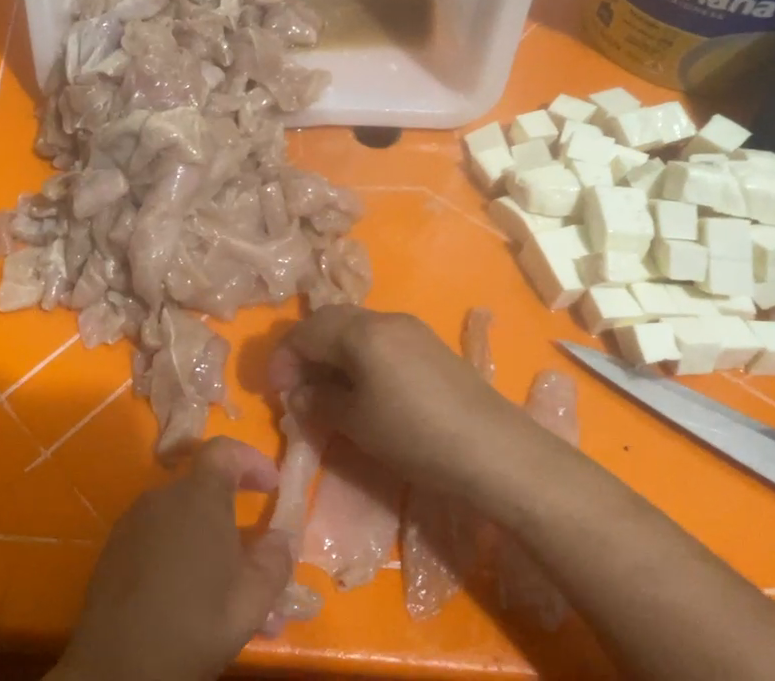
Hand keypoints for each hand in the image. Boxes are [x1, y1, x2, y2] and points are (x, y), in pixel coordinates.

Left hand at [51, 437, 294, 680]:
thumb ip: (273, 562)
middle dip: (233, 508)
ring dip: (207, 535)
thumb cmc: (193, 624)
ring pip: (180, 515)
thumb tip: (283, 536)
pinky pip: (157, 533)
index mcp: (197, 499)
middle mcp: (161, 497)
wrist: (118, 663)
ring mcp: (133, 520)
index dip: (251, 460)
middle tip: (258, 544)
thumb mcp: (250, 601)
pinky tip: (192, 589)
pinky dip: (180, 548)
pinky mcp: (115, 546)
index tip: (273, 487)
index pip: (223, 451)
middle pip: (202, 485)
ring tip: (229, 581)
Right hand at [268, 306, 538, 498]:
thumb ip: (320, 402)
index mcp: (361, 331)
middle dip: (306, 351)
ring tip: (327, 391)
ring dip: (333, 354)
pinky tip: (364, 390)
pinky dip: (360, 358)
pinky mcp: (433, 349)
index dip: (283, 360)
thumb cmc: (416, 436)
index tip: (275, 393)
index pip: (305, 332)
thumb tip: (300, 395)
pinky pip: (381, 342)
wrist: (499, 455)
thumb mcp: (356, 423)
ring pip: (356, 330)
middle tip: (296, 387)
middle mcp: (385, 319)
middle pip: (330, 322)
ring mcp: (413, 331)